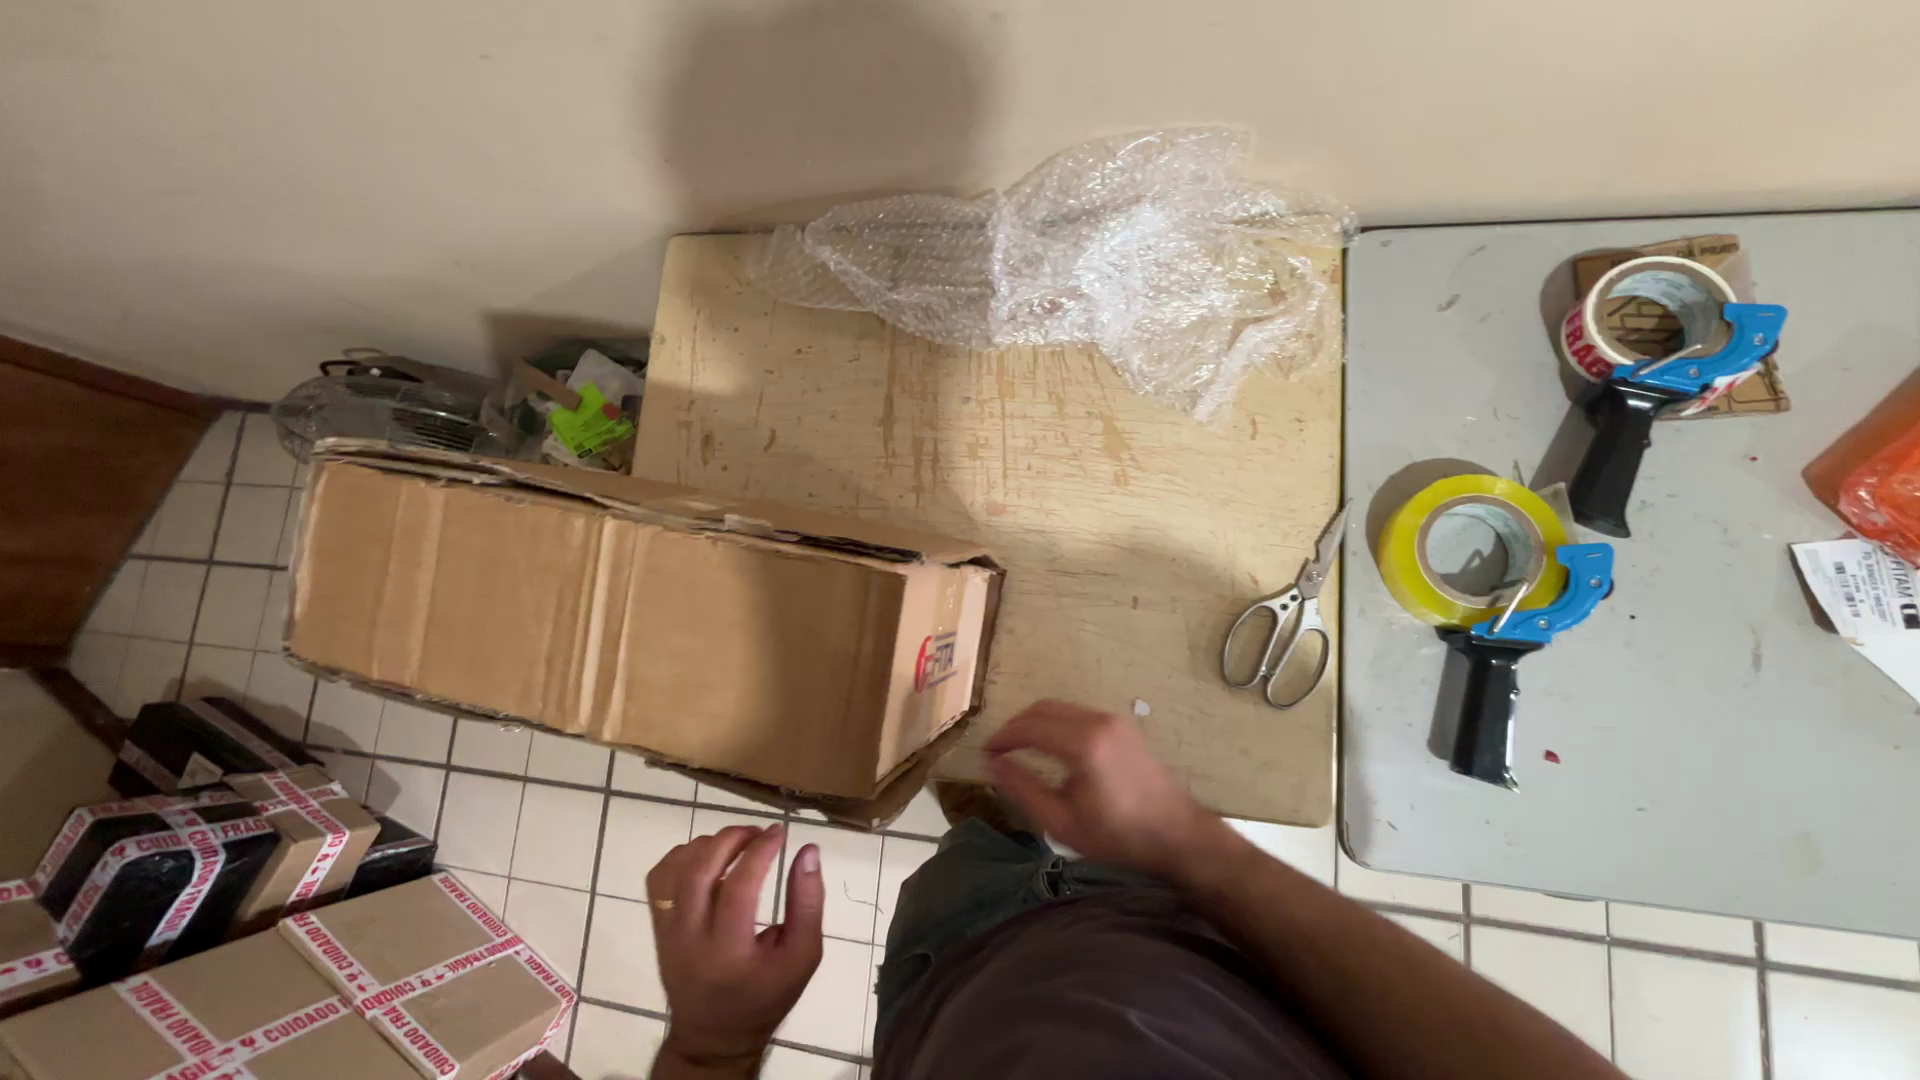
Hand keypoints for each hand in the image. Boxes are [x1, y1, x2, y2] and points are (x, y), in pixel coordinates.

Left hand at [648, 823, 823, 1070]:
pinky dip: (683, 855)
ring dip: (708, 844)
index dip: (761, 851)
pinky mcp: (657, 928)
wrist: (715, 1036)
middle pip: (699, 871)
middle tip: (759, 831)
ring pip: (675, 870)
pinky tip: (708, 856)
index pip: (740, 887)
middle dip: (732, 839)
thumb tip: (808, 850)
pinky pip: (659, 879)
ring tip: (737, 842)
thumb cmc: (766, 996)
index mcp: (729, 953)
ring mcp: (667, 933)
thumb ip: (808, 902)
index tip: (781, 831)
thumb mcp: (803, 956)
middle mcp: (690, 940)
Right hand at [986, 700, 1230, 881]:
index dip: (1002, 738)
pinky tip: (1049, 748)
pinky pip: (1078, 714)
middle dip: (1016, 726)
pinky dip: (1056, 723)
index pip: (1028, 727)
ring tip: (1019, 749)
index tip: (985, 753)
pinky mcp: (1122, 727)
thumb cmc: (1118, 835)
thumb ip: (1022, 789)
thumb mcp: (1061, 822)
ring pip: (1061, 708)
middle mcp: (1097, 721)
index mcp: (1082, 743)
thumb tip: (991, 765)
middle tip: (998, 750)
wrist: (1176, 835)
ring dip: (1036, 723)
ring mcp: (1113, 720)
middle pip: (1043, 708)